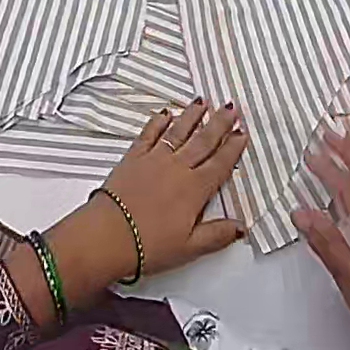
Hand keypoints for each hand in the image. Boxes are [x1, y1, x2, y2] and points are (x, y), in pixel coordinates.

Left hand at [96, 101, 250, 276]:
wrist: (108, 236)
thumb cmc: (147, 245)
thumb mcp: (189, 247)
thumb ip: (217, 234)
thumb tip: (239, 228)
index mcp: (195, 189)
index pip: (220, 163)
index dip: (233, 147)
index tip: (242, 134)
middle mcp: (177, 168)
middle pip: (204, 141)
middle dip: (220, 123)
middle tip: (231, 108)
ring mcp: (154, 160)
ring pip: (179, 132)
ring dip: (192, 116)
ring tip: (202, 102)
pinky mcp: (133, 158)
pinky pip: (149, 134)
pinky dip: (158, 122)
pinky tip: (165, 114)